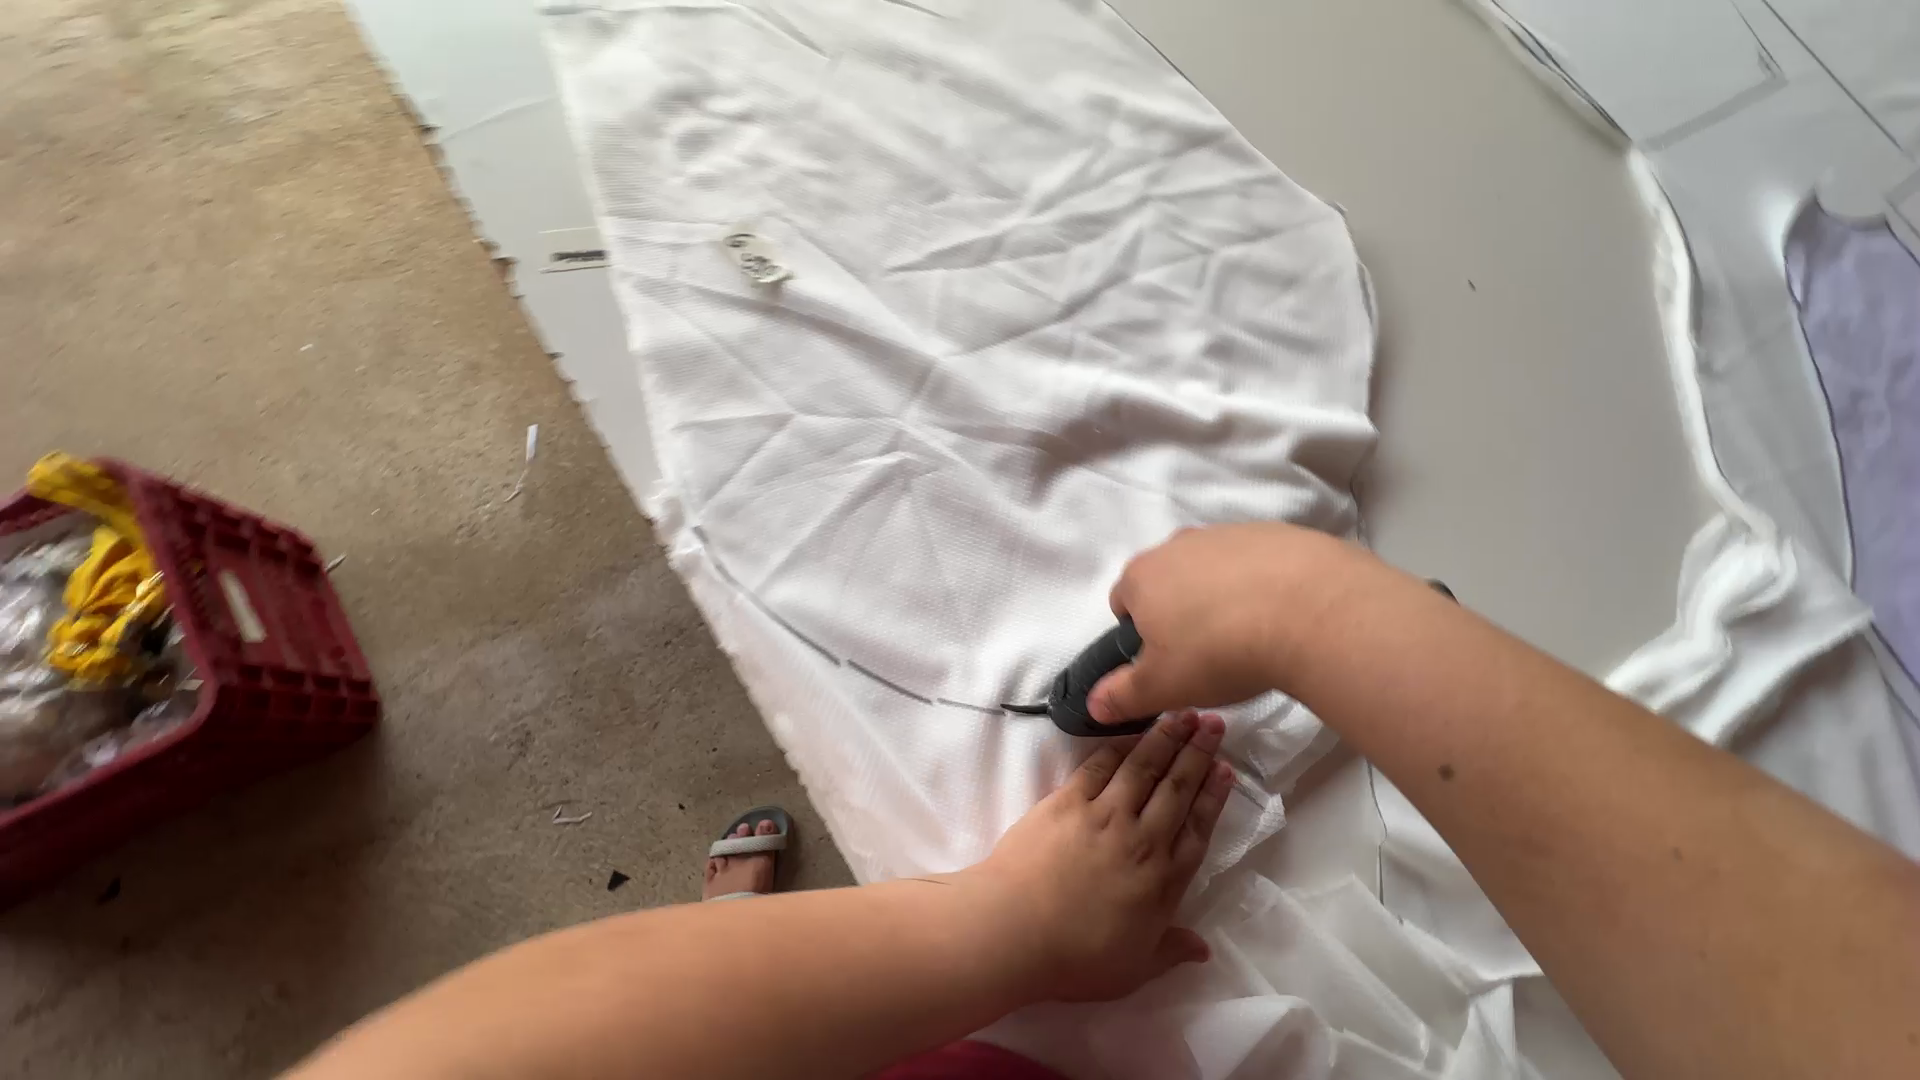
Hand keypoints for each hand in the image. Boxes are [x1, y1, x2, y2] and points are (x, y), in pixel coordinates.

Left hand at [964, 710, 1233, 1002]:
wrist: (1012, 929)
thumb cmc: (1074, 958)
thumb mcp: (1134, 969)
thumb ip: (1171, 951)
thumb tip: (1204, 948)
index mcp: (1162, 881)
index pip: (1198, 829)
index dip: (1214, 796)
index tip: (1226, 768)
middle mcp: (1140, 839)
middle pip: (1176, 788)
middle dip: (1198, 752)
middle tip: (1214, 722)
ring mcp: (1102, 814)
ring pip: (1142, 767)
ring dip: (1164, 737)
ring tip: (1181, 713)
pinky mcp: (1067, 800)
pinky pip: (1098, 765)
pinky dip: (1117, 746)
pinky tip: (1130, 732)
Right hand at [1089, 523, 1356, 723]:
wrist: (1313, 611)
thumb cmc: (1220, 650)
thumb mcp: (1163, 687)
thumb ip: (1121, 695)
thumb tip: (1093, 704)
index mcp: (1142, 577)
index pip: (1122, 602)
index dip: (1138, 634)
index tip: (1166, 661)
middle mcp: (1177, 545)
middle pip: (1167, 581)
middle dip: (1179, 612)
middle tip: (1208, 653)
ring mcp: (1226, 534)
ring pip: (1211, 569)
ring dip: (1221, 596)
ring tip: (1251, 634)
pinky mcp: (1274, 532)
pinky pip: (1256, 562)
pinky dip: (1262, 584)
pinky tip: (1284, 615)